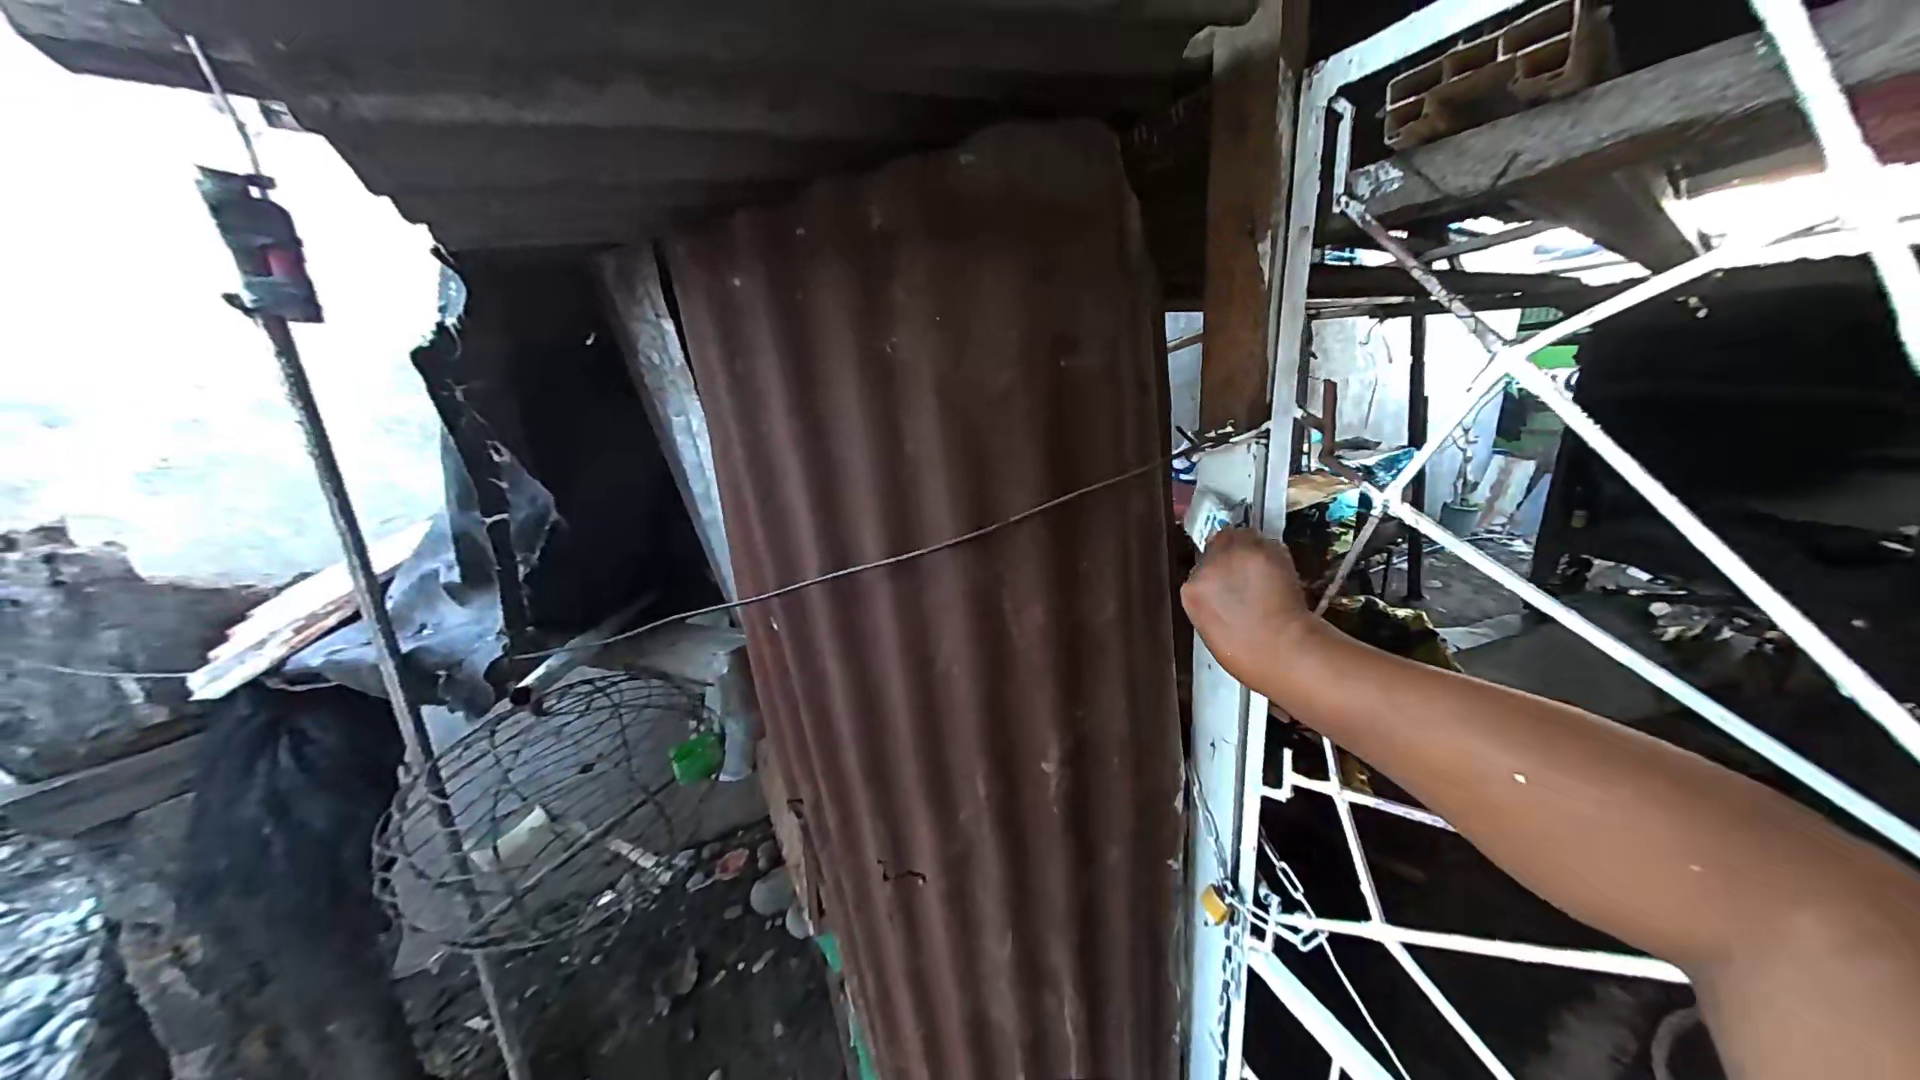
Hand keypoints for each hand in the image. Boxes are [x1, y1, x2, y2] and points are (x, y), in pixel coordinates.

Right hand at [1181, 528, 1314, 680]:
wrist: (1282, 650)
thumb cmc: (1248, 654)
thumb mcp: (1212, 628)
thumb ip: (1211, 600)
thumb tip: (1224, 590)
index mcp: (1191, 592)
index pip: (1200, 570)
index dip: (1217, 573)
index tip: (1230, 581)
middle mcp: (1207, 568)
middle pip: (1216, 545)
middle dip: (1231, 555)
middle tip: (1248, 571)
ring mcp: (1234, 556)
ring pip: (1240, 536)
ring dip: (1251, 548)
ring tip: (1265, 570)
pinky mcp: (1261, 550)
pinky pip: (1266, 543)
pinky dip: (1273, 553)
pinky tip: (1280, 573)